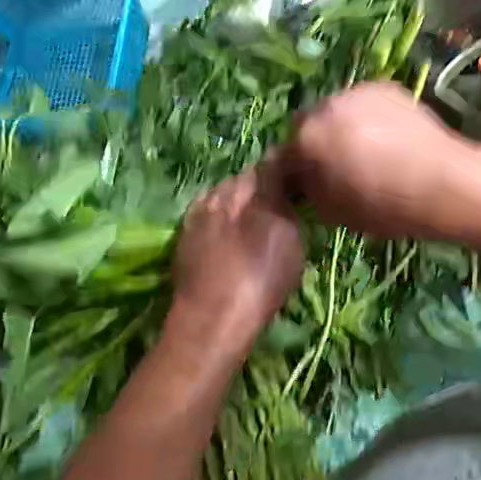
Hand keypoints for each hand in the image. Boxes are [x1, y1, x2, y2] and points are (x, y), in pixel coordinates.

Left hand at [168, 164, 304, 360]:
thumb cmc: (263, 280)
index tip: (296, 182)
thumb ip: (289, 209)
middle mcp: (226, 191)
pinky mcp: (184, 230)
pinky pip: (205, 211)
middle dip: (259, 185)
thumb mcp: (292, 242)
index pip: (273, 164)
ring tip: (248, 220)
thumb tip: (287, 193)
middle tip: (274, 204)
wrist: (214, 315)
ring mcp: (201, 209)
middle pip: (246, 177)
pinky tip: (225, 234)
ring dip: (236, 199)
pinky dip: (217, 216)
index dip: (286, 170)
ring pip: (223, 192)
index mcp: (257, 190)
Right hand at [284, 83, 474, 240]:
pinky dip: (367, 118)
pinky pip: (364, 104)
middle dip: (317, 144)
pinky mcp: (386, 87)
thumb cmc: (386, 206)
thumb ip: (309, 193)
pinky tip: (387, 139)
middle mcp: (325, 106)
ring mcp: (357, 92)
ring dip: (342, 127)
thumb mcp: (335, 213)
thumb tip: (304, 183)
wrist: (445, 183)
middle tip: (337, 169)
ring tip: (365, 152)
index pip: (284, 155)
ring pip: (337, 112)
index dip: (295, 174)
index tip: (307, 187)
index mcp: (307, 138)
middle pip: (309, 126)